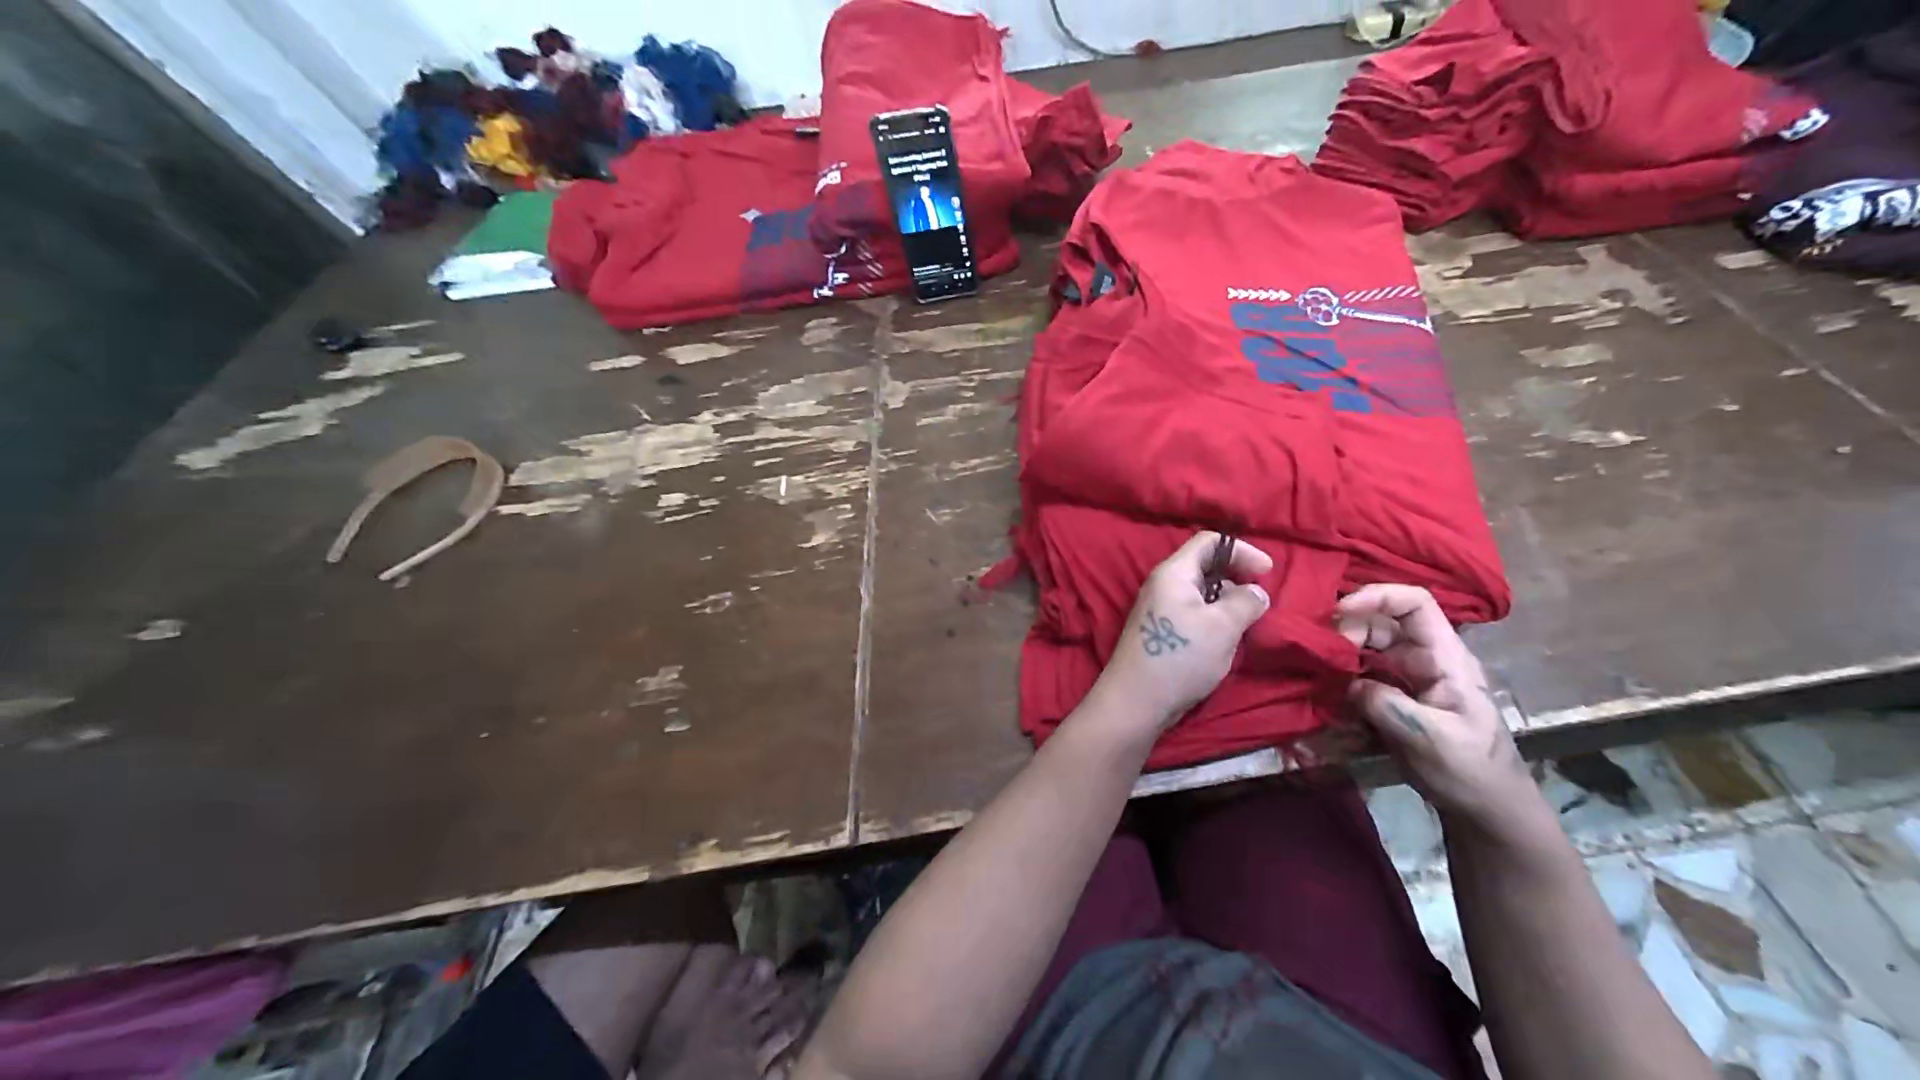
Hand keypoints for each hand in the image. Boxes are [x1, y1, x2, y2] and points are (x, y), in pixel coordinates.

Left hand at [1085, 531, 1272, 744]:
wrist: (1136, 701)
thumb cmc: (1180, 657)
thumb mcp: (1222, 626)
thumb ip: (1245, 602)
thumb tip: (1256, 592)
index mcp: (1173, 572)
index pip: (1209, 541)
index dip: (1242, 550)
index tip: (1268, 572)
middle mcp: (1162, 584)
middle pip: (1205, 566)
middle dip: (1237, 578)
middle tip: (1259, 603)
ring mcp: (1159, 609)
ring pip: (1201, 593)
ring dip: (1227, 603)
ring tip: (1245, 625)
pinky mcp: (1160, 631)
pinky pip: (1193, 614)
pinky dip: (1214, 620)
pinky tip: (1225, 641)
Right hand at [1336, 584, 1545, 835]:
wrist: (1489, 812)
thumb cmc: (1471, 771)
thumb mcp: (1430, 738)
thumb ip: (1385, 703)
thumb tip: (1348, 683)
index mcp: (1446, 658)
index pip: (1415, 603)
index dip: (1377, 596)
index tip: (1339, 612)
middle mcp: (1427, 659)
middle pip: (1382, 623)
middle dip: (1348, 629)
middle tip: (1322, 653)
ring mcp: (1411, 679)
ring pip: (1368, 649)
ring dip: (1341, 655)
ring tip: (1318, 671)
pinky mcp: (1397, 699)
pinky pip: (1363, 676)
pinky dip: (1342, 679)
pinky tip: (1327, 693)